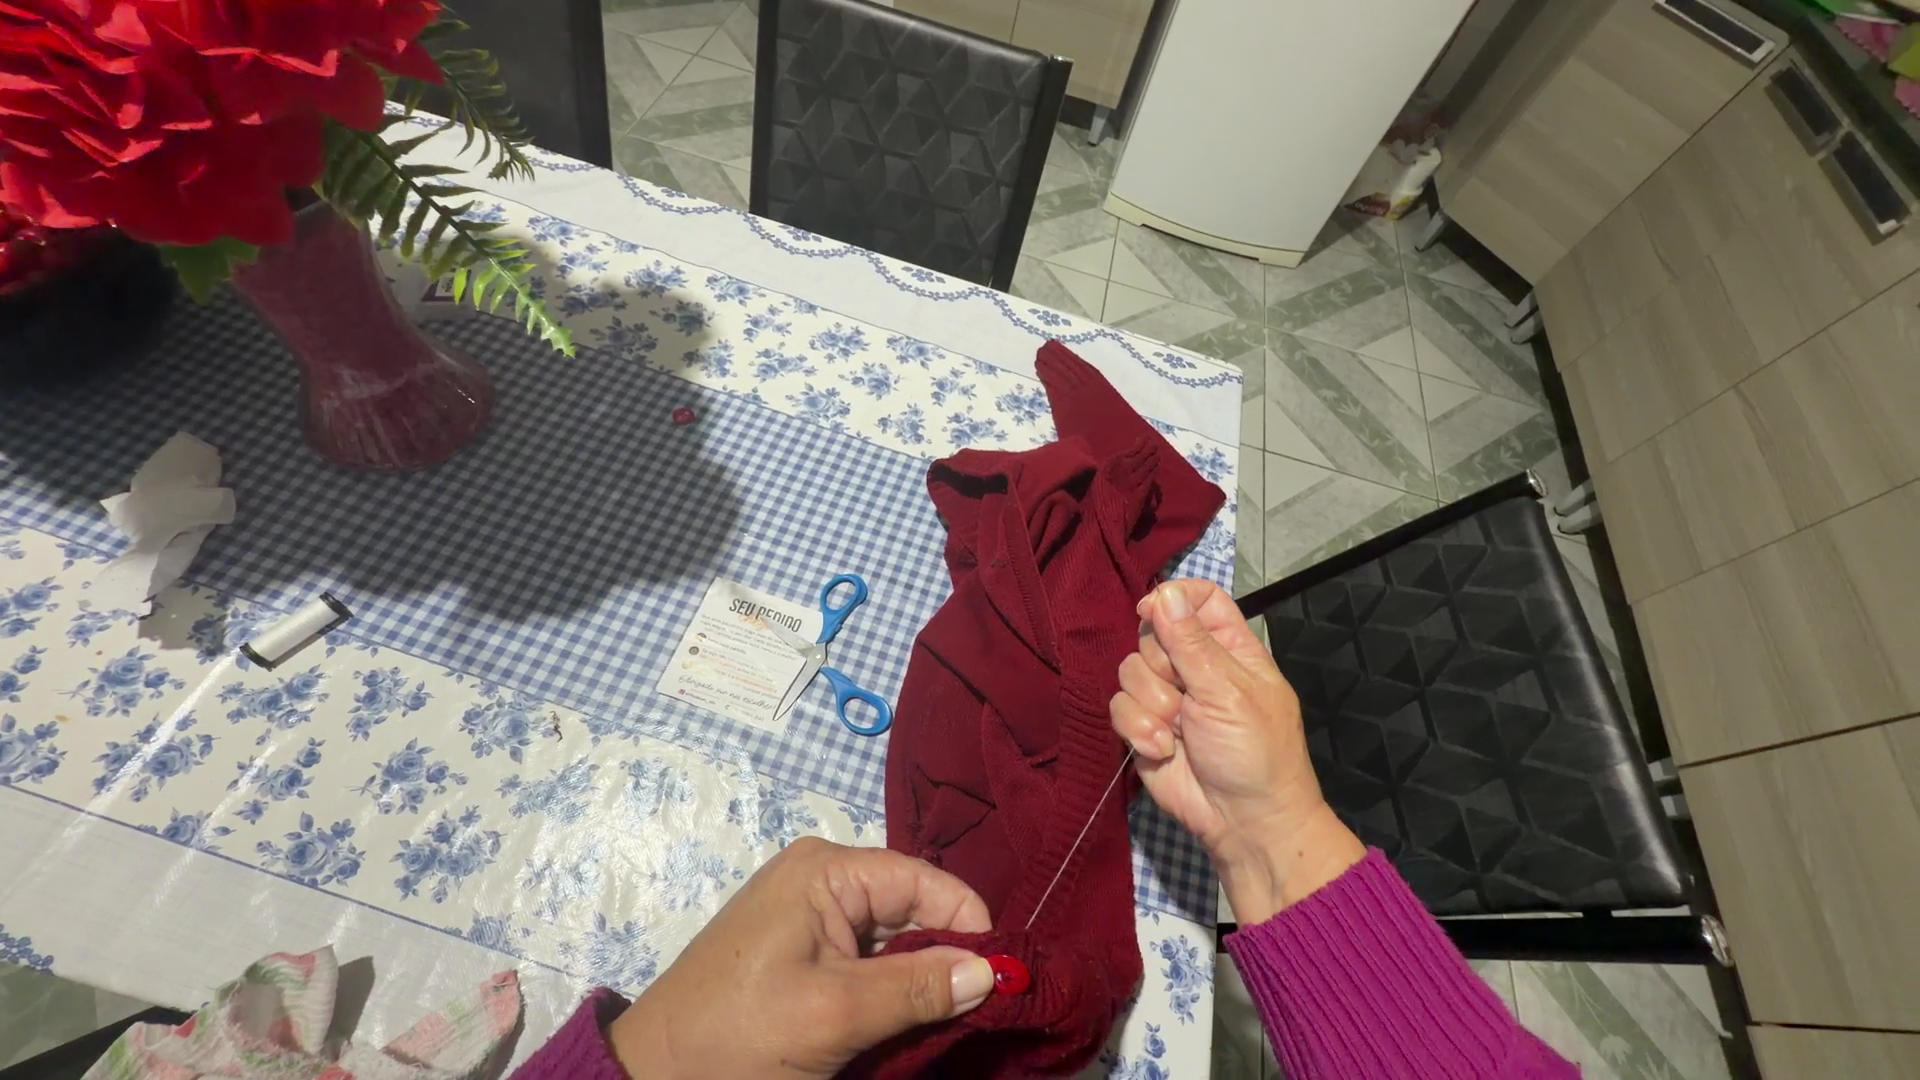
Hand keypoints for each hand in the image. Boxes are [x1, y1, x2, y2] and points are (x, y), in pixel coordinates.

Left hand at [607, 837, 997, 1079]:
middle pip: (910, 905)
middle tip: (982, 1006)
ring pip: (892, 934)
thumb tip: (993, 971)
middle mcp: (823, 875)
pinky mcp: (803, 945)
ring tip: (949, 1017)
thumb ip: (916, 987)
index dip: (967, 923)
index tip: (1004, 977)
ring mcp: (811, 909)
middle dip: (946, 953)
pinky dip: (890, 986)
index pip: (922, 879)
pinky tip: (909, 1018)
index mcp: (828, 868)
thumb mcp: (834, 1014)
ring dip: (919, 975)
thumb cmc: (739, 1038)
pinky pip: (865, 955)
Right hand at [1110, 580, 1363, 923]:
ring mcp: (1165, 696)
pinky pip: (1119, 707)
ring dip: (1152, 705)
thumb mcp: (1227, 690)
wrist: (1241, 821)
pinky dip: (1138, 729)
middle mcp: (1194, 665)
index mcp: (1228, 648)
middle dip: (1162, 667)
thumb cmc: (1253, 751)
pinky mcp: (1142, 725)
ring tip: (1178, 731)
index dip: (1173, 597)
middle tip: (1187, 695)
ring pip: (1130, 671)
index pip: (1199, 599)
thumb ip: (1190, 642)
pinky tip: (1162, 749)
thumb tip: (1163, 593)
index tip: (1152, 610)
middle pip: (1152, 634)